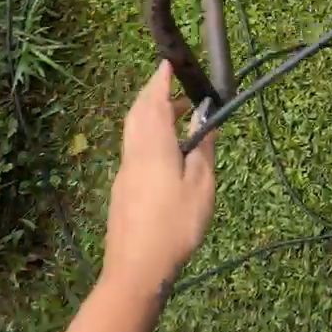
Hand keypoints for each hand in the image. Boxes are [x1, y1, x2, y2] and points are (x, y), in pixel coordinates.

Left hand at [102, 62, 214, 293]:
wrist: (136, 269)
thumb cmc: (175, 223)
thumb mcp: (201, 184)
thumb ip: (203, 149)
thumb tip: (207, 121)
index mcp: (153, 148)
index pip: (153, 103)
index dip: (159, 81)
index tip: (167, 62)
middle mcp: (134, 155)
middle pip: (137, 114)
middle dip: (152, 94)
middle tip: (174, 84)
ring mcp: (125, 173)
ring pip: (134, 132)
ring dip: (152, 114)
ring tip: (179, 114)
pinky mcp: (124, 190)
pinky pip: (135, 148)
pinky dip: (150, 134)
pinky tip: (168, 148)